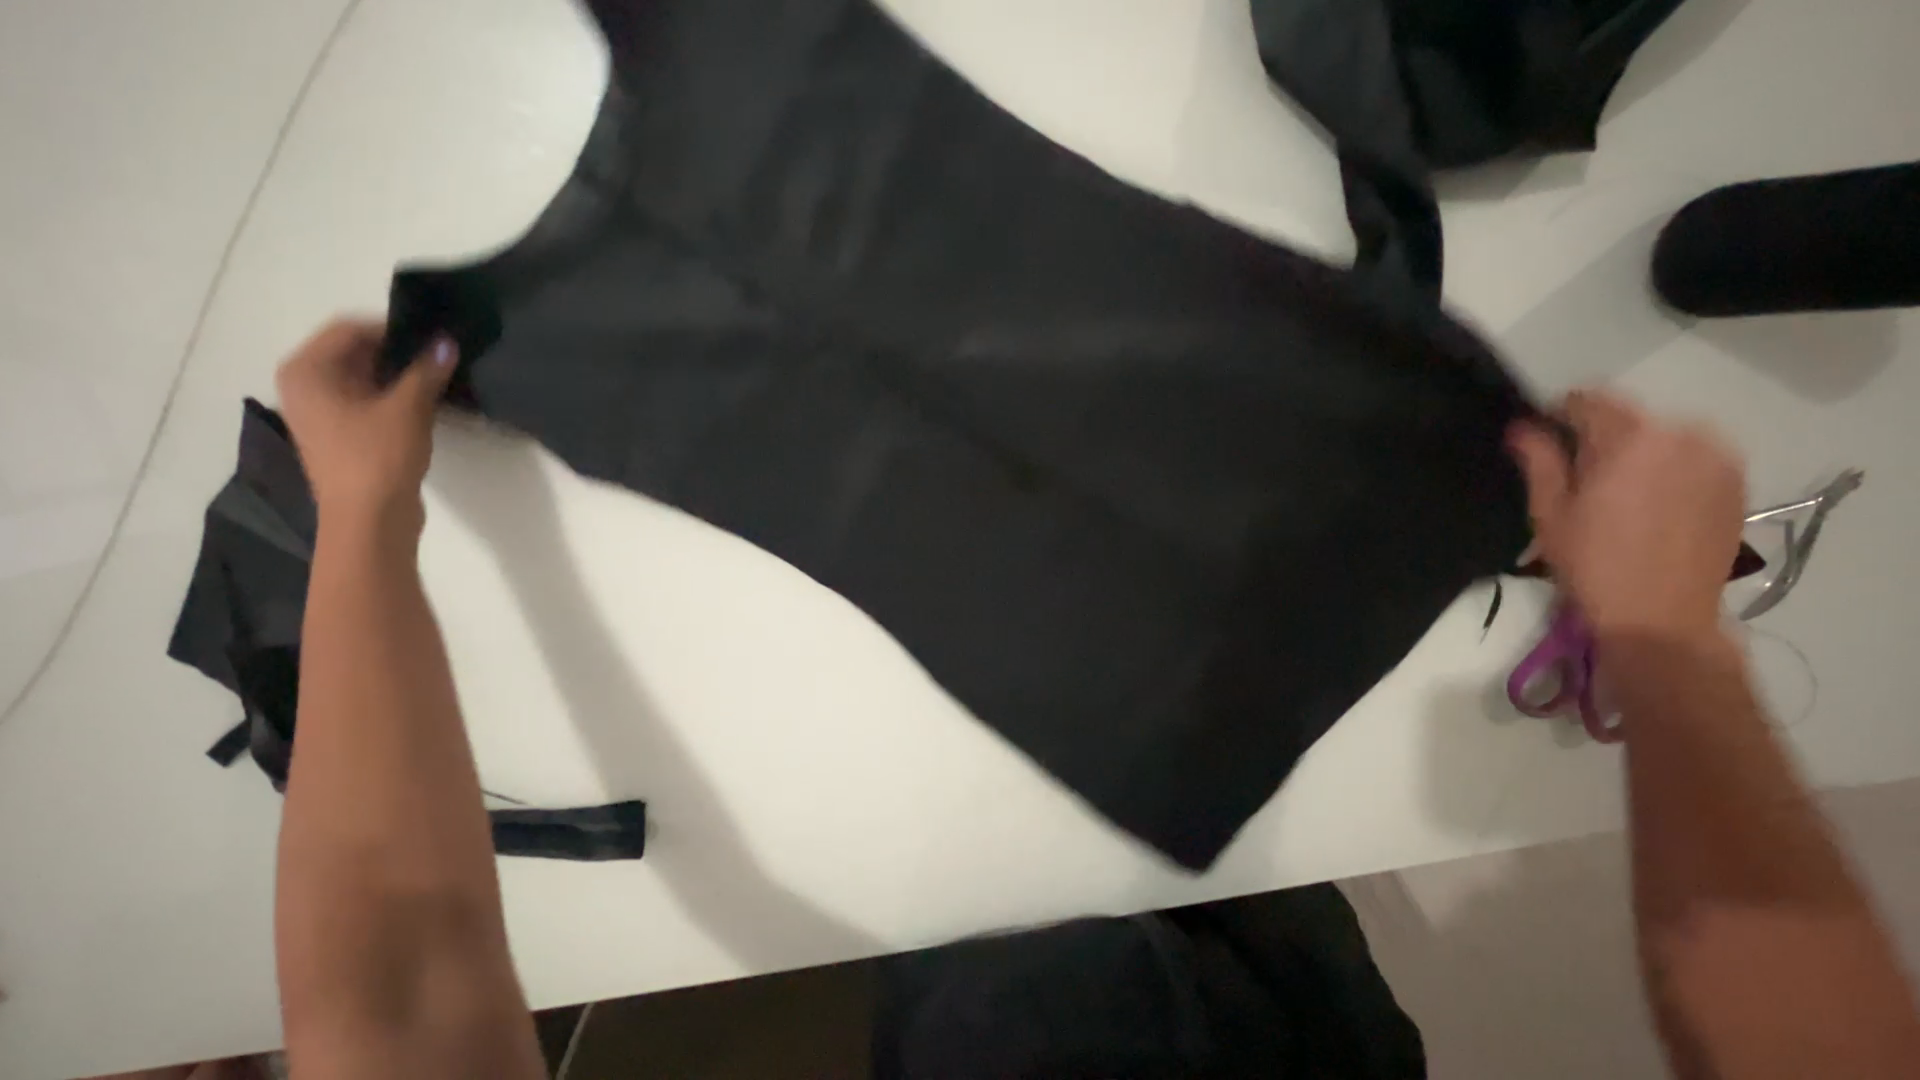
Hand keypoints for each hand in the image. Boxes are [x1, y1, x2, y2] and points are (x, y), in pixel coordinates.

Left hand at [275, 318, 456, 528]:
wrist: (369, 520)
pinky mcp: (339, 433)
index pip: (350, 329)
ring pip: (363, 377)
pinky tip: (425, 402)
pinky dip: (393, 396)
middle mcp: (304, 385)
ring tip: (439, 376)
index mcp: (306, 371)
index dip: (394, 328)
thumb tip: (447, 342)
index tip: (434, 335)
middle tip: (440, 353)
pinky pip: (366, 400)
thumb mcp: (408, 409)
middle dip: (398, 351)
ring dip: (399, 375)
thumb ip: (427, 371)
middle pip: (354, 351)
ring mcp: (320, 411)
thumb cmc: (378, 458)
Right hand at [1508, 390, 1745, 641]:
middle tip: (1578, 472)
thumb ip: (1539, 460)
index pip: (1588, 399)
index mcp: (1630, 438)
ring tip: (1618, 490)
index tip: (1542, 435)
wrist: (1662, 617)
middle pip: (1628, 416)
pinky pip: (1693, 454)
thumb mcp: (1550, 512)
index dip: (1558, 413)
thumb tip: (1522, 427)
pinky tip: (1652, 500)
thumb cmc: (1593, 564)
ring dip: (1636, 450)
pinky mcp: (1736, 480)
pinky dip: (1669, 465)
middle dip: (1600, 435)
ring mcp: (1717, 456)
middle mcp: (1681, 433)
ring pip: (1662, 434)